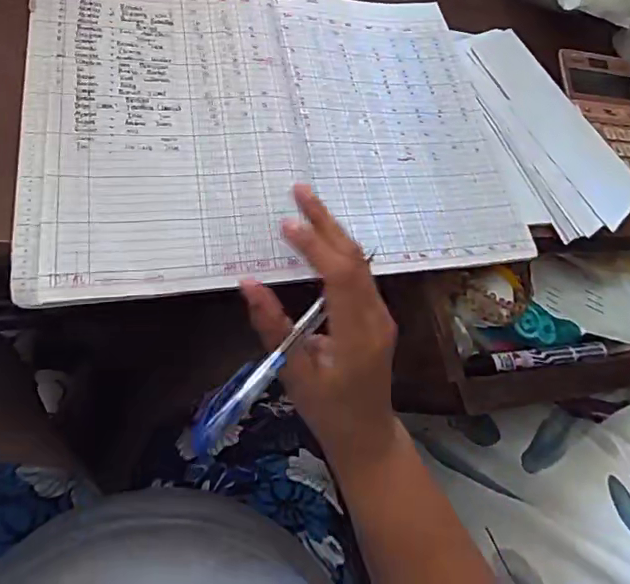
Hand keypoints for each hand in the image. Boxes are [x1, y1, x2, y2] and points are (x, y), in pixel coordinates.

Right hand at [240, 185, 403, 468]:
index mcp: (358, 334)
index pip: (340, 276)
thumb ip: (272, 326)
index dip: (315, 246)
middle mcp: (376, 317)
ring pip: (360, 261)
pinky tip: (321, 236)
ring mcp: (380, 315)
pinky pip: (359, 272)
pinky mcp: (376, 315)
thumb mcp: (294, 373)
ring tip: (307, 204)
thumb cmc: (328, 411)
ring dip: (333, 230)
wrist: (368, 438)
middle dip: (326, 221)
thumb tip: (248, 284)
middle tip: (301, 191)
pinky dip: (338, 248)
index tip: (288, 224)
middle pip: (355, 258)